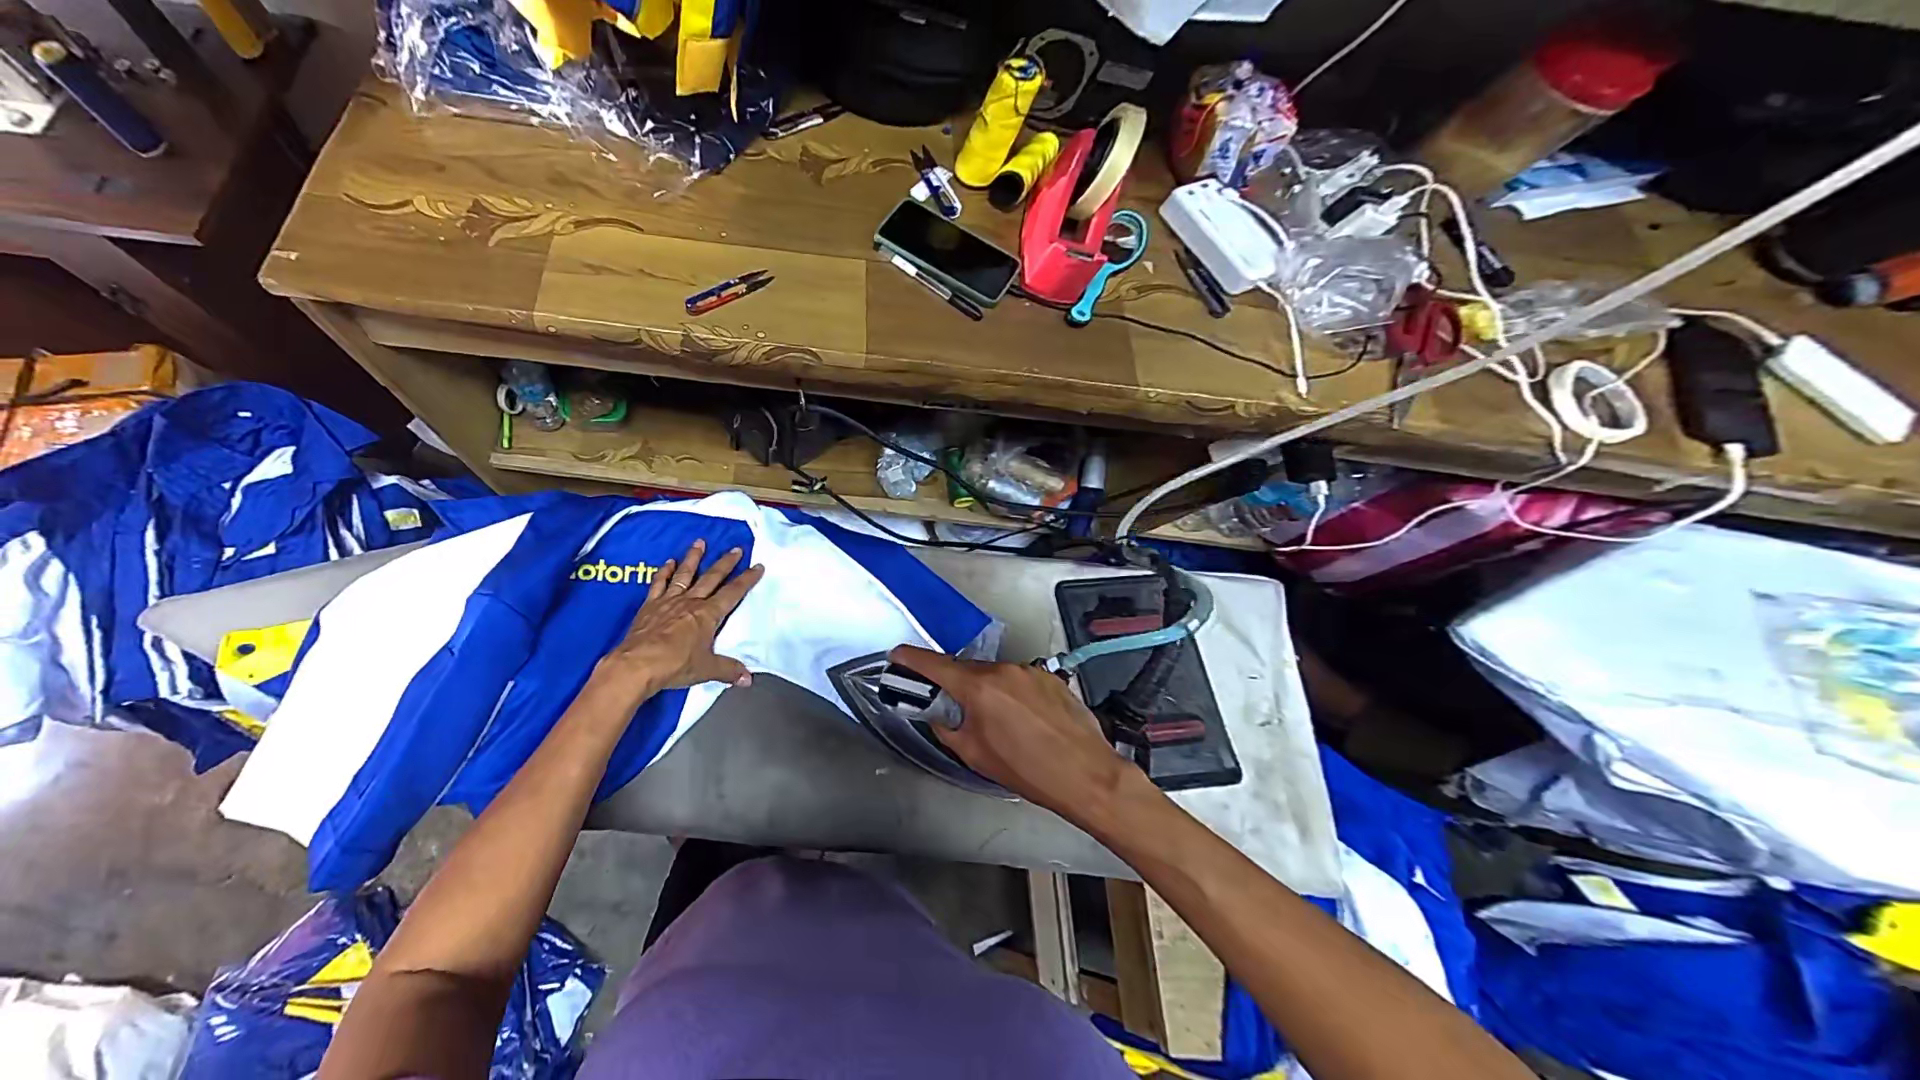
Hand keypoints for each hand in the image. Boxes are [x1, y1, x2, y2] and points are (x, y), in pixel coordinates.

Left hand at [586, 539, 764, 710]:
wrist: (637, 665)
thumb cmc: (675, 665)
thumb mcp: (707, 669)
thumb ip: (728, 670)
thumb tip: (747, 679)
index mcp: (708, 614)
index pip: (733, 593)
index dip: (747, 579)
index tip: (757, 566)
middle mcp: (691, 602)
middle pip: (712, 578)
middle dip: (726, 563)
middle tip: (736, 549)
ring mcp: (669, 601)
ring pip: (685, 574)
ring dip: (694, 558)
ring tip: (700, 543)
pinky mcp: (650, 606)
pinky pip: (659, 584)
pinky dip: (664, 572)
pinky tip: (669, 562)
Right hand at [888, 645, 1143, 822]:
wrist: (1085, 775)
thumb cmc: (1029, 771)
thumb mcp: (975, 755)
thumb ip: (948, 728)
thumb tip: (940, 715)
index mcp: (980, 687)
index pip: (935, 665)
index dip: (912, 659)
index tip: (899, 656)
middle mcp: (1005, 671)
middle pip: (968, 671)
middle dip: (959, 688)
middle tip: (958, 711)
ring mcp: (1032, 672)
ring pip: (997, 677)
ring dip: (991, 694)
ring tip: (1003, 727)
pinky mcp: (1052, 678)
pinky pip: (1022, 682)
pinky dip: (1016, 696)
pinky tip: (1026, 723)